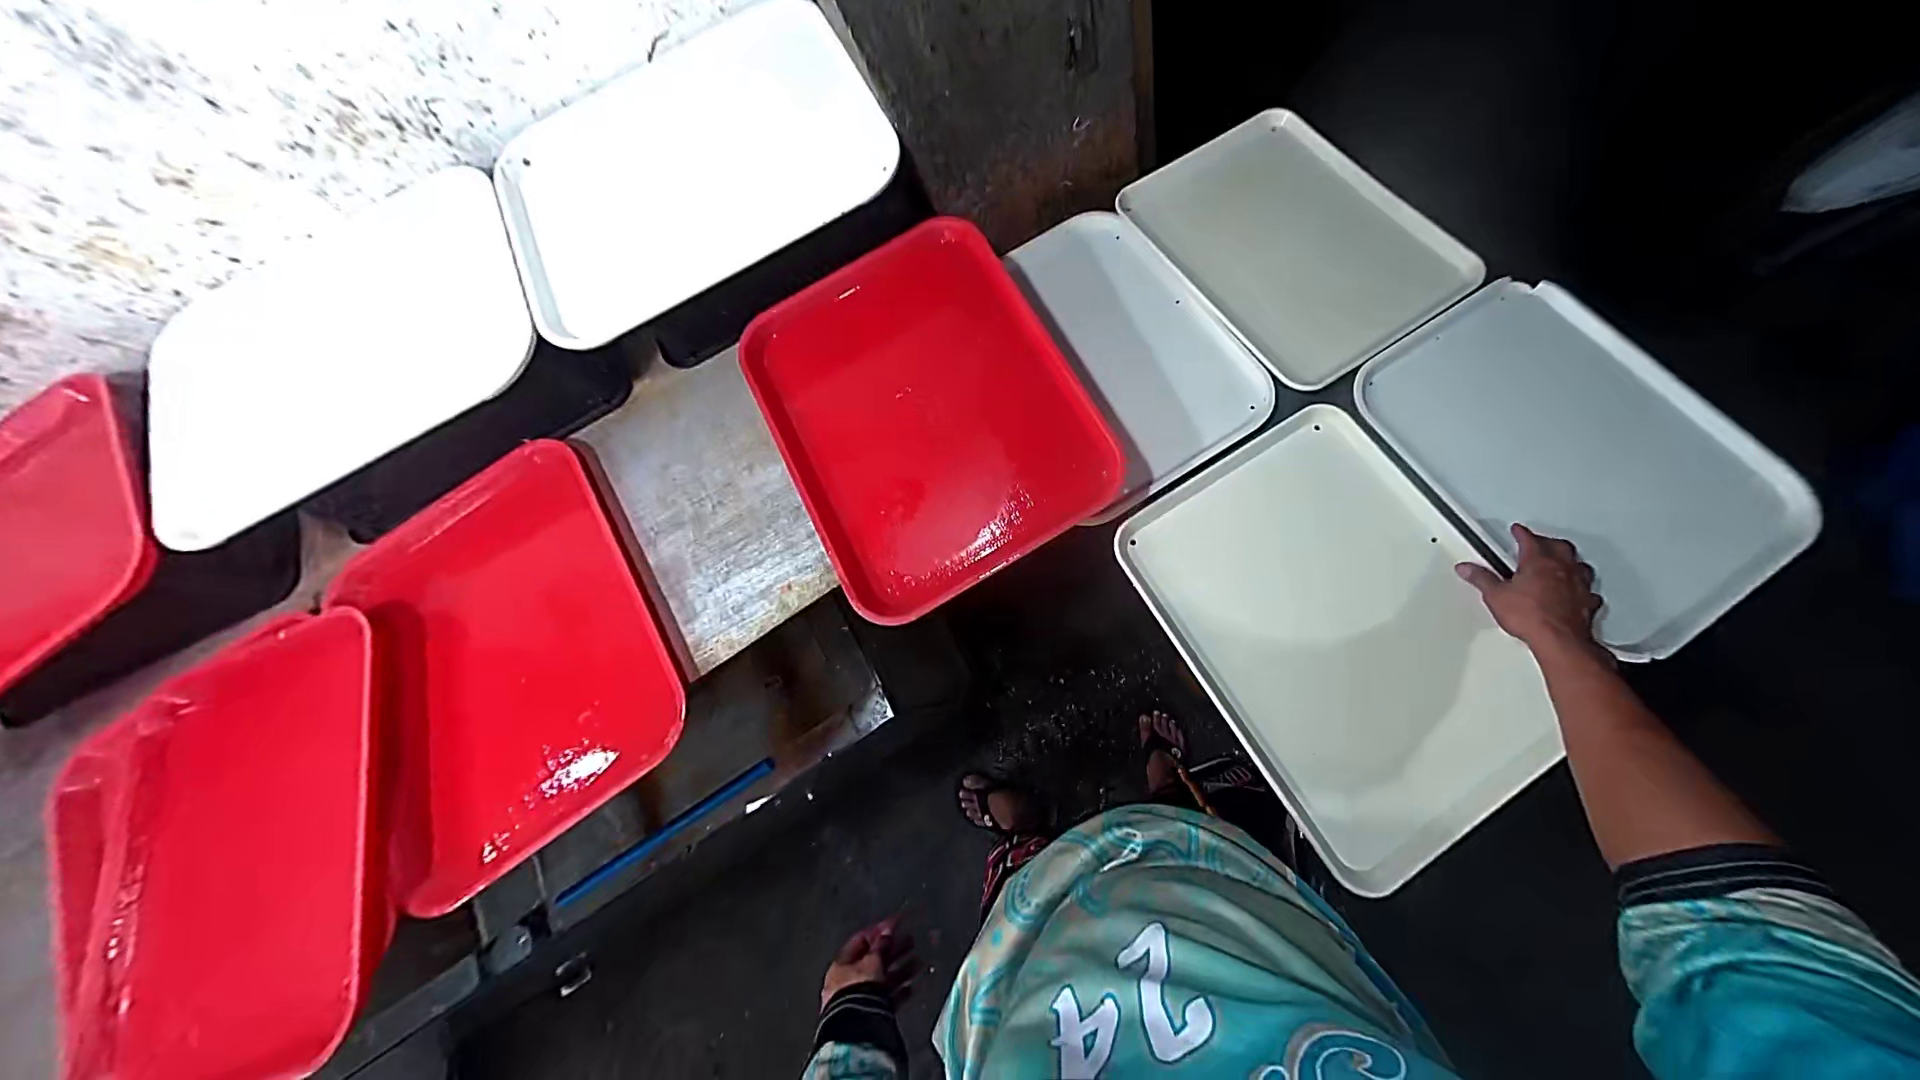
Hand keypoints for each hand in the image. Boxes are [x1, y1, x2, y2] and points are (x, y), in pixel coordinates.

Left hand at [821, 917, 915, 1009]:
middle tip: (910, 940)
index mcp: (841, 964)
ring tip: (918, 962)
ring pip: (881, 979)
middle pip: (873, 960)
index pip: (860, 941)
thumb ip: (881, 945)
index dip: (878, 931)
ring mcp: (857, 998)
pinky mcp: (868, 1014)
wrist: (857, 1029)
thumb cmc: (859, 988)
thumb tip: (887, 930)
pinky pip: (885, 997)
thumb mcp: (872, 961)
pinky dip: (898, 991)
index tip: (895, 924)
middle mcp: (847, 981)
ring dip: (900, 969)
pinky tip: (911, 987)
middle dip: (892, 950)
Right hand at [1456, 524, 1612, 666]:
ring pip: (1578, 563)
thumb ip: (1481, 579)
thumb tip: (1468, 569)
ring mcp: (1578, 585)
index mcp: (1539, 563)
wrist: (1559, 639)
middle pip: (1559, 547)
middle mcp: (1563, 570)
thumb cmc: (1532, 616)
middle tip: (1539, 541)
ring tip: (1560, 559)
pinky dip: (1580, 584)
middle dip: (1547, 541)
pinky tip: (1576, 588)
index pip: (1530, 540)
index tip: (1518, 530)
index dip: (1522, 533)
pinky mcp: (1587, 602)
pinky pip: (1587, 587)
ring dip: (1568, 559)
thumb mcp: (1495, 595)